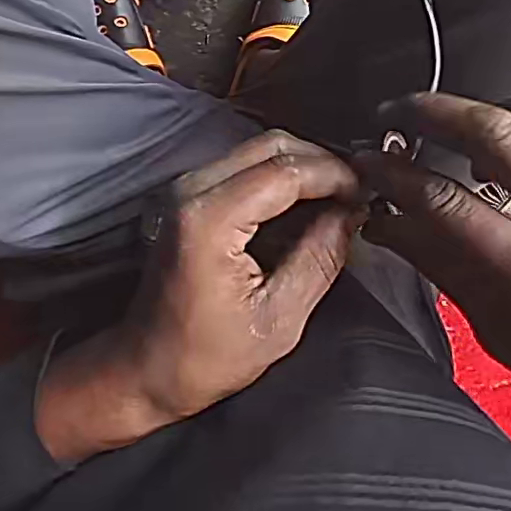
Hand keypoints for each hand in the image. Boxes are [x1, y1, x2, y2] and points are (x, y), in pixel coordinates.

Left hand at [36, 131, 364, 464]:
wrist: (144, 365)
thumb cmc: (203, 357)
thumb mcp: (278, 319)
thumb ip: (320, 257)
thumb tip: (352, 212)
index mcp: (209, 221)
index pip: (285, 171)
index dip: (334, 175)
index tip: (366, 191)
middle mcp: (192, 190)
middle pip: (272, 145)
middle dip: (322, 163)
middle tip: (357, 192)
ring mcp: (186, 187)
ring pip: (259, 149)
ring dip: (303, 166)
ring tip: (339, 197)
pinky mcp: (189, 193)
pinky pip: (244, 165)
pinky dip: (281, 175)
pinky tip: (306, 202)